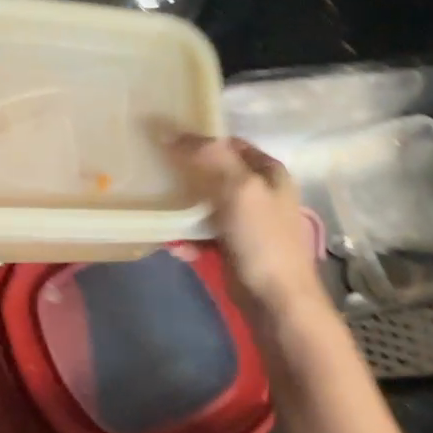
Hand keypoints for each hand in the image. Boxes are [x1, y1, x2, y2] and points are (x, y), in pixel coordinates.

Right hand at [170, 134, 328, 321]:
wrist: (276, 300)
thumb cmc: (261, 240)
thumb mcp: (238, 189)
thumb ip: (208, 158)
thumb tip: (170, 132)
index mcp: (268, 172)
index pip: (230, 145)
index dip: (201, 140)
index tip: (166, 143)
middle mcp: (260, 194)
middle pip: (217, 175)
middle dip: (187, 176)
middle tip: (156, 175)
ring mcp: (247, 224)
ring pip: (207, 207)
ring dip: (184, 211)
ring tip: (159, 213)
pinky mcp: (234, 250)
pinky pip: (204, 237)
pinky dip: (189, 240)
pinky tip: (174, 247)